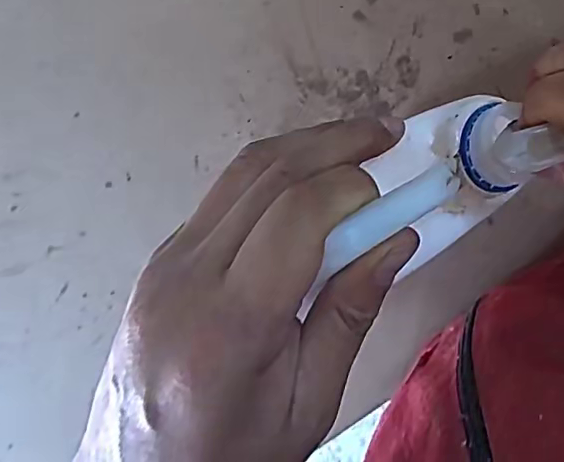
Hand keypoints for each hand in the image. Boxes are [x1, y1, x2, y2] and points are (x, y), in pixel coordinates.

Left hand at [77, 117, 419, 461]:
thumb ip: (351, 314)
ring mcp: (169, 257)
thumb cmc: (229, 454)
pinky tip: (310, 177)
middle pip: (271, 172)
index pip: (296, 214)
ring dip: (308, 142)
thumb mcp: (308, 405)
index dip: (352, 187)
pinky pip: (228, 189)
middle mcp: (189, 275)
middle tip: (386, 133)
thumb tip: (398, 238)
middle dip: (338, 142)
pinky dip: (278, 168)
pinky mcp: (165, 251)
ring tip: (356, 140)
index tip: (391, 195)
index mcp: (229, 324)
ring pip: (247, 167)